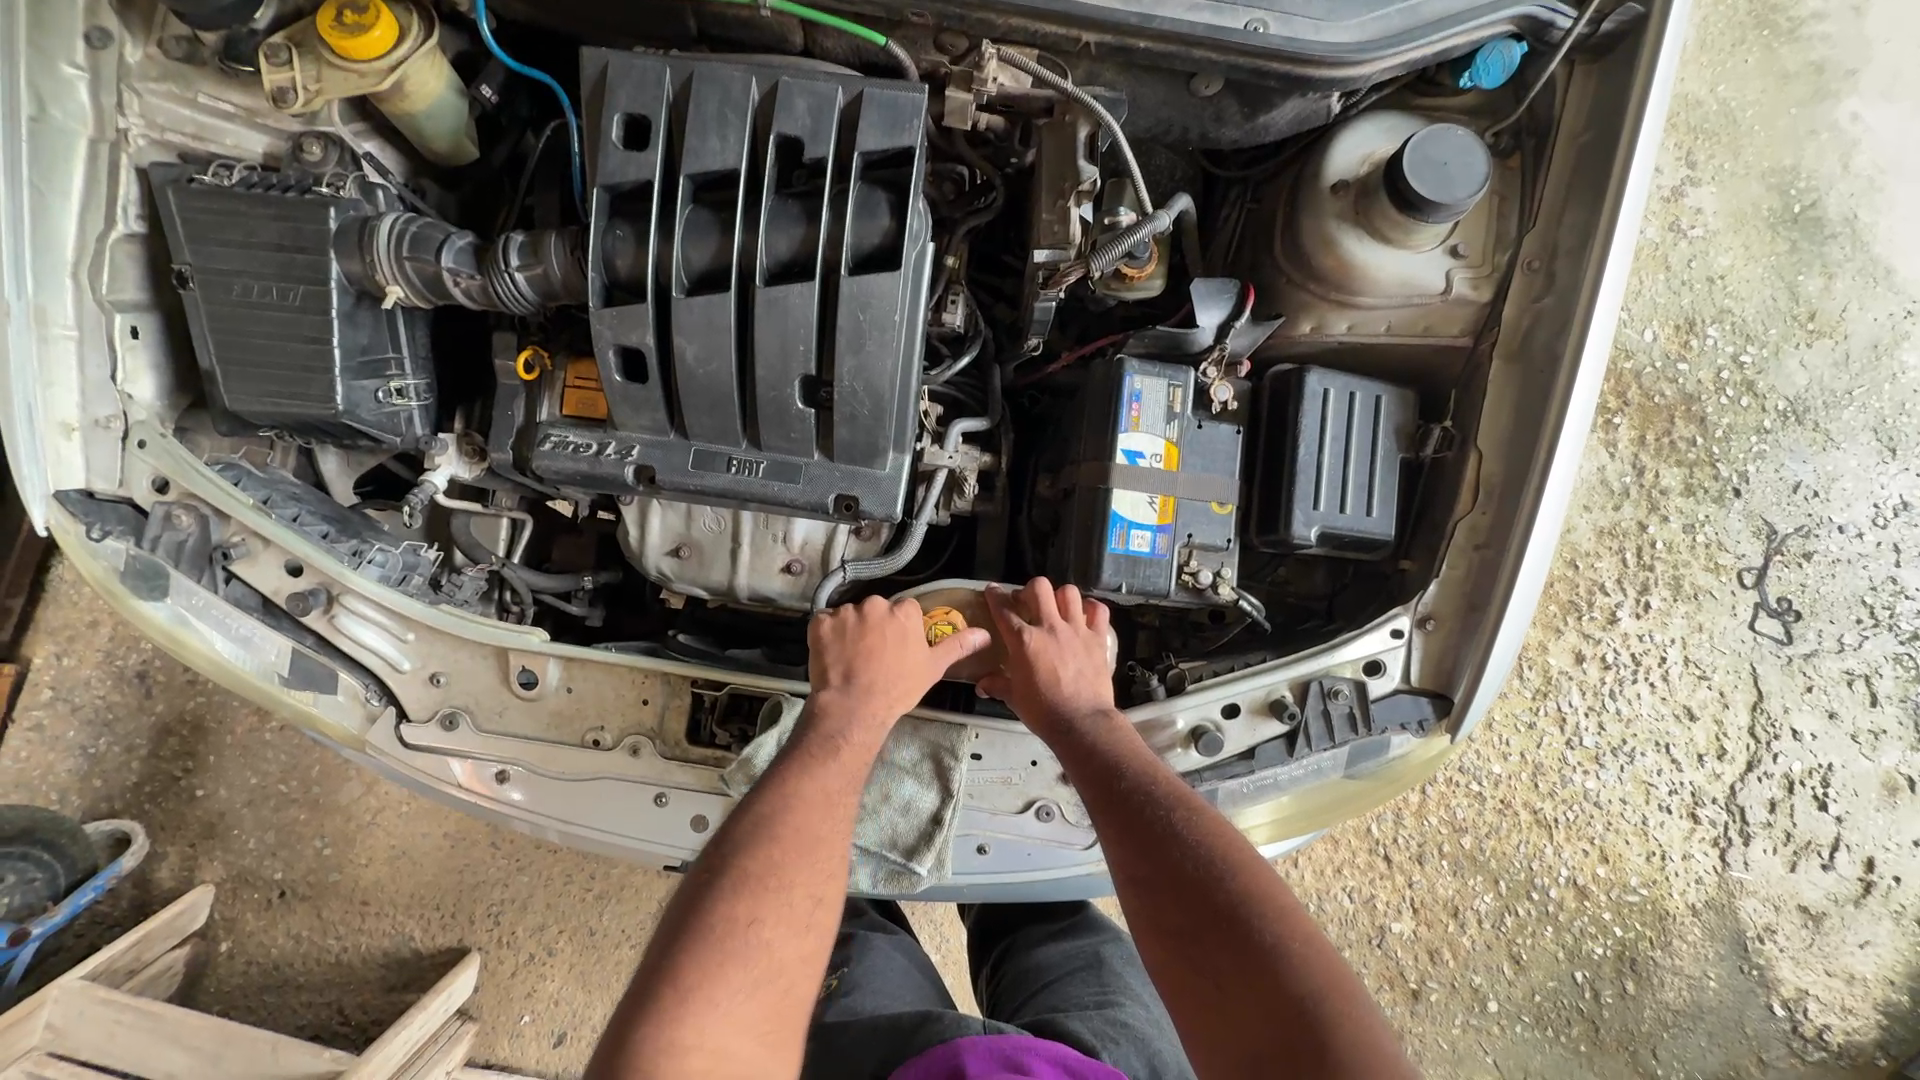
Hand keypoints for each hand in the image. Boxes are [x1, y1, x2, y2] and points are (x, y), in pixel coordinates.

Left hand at [808, 595, 990, 734]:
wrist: (854, 707)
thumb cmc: (897, 689)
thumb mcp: (933, 668)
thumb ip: (958, 645)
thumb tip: (985, 634)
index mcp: (905, 612)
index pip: (905, 611)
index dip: (900, 630)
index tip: (896, 649)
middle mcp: (876, 604)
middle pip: (876, 610)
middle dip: (874, 627)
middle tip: (872, 656)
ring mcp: (846, 612)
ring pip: (850, 616)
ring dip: (850, 631)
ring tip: (850, 659)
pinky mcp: (820, 622)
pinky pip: (824, 622)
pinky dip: (826, 636)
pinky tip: (831, 656)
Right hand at [978, 577, 1123, 741]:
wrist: (1081, 722)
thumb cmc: (1043, 712)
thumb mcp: (1014, 698)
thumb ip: (998, 685)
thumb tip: (982, 685)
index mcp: (1023, 641)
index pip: (1003, 610)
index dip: (994, 596)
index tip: (992, 590)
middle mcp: (1049, 627)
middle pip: (1039, 588)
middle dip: (1029, 590)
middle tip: (1027, 602)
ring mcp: (1076, 631)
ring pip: (1069, 592)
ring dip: (1060, 596)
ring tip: (1057, 608)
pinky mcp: (1098, 639)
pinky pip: (1098, 611)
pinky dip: (1091, 608)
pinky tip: (1084, 615)